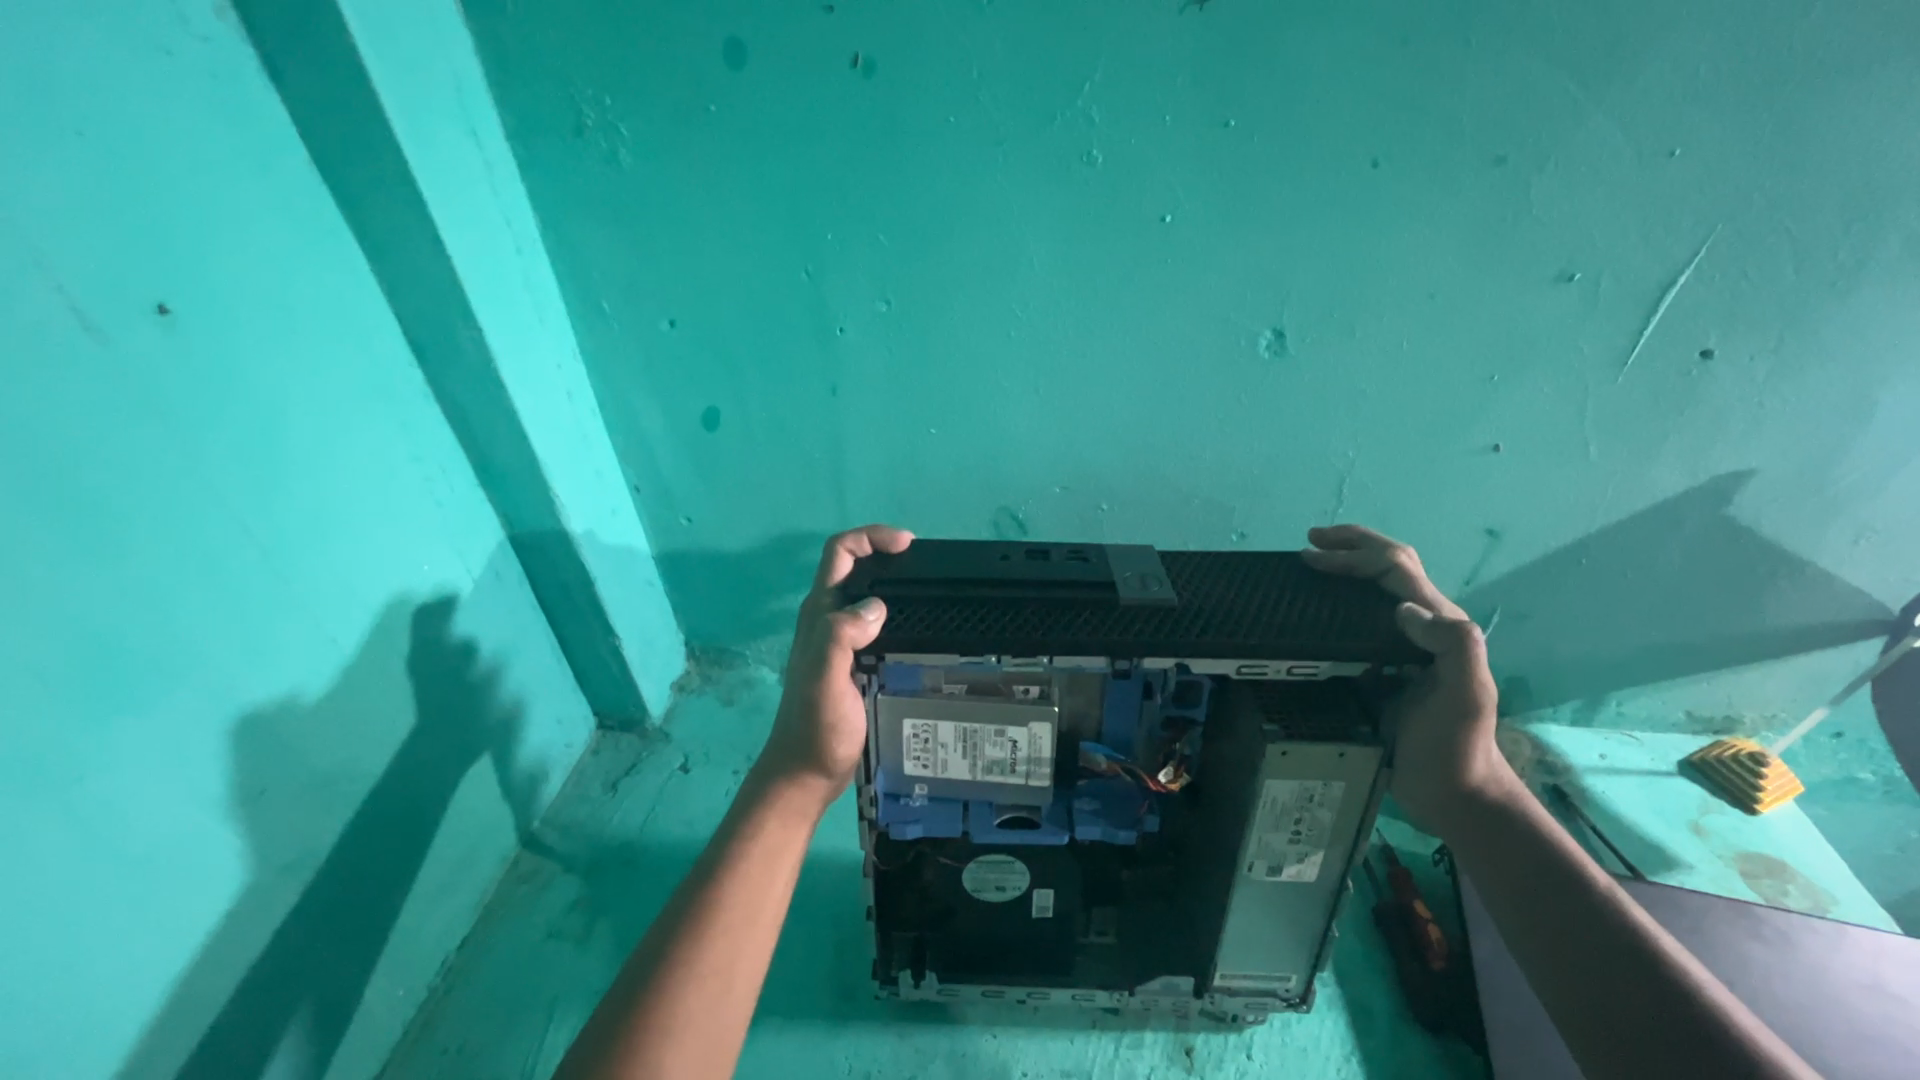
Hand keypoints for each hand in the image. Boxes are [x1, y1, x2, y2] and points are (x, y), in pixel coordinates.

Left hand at [755, 525, 914, 803]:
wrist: (806, 775)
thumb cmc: (815, 728)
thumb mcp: (825, 678)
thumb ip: (840, 636)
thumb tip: (877, 605)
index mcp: (818, 615)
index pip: (840, 554)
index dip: (870, 538)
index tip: (908, 545)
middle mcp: (826, 621)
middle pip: (855, 570)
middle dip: (887, 557)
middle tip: (928, 570)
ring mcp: (839, 644)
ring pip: (866, 599)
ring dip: (895, 589)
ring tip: (934, 599)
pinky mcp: (854, 664)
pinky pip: (877, 628)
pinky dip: (899, 619)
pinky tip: (924, 635)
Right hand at [1301, 525, 1513, 836]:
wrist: (1451, 792)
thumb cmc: (1456, 746)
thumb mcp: (1468, 695)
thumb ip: (1452, 644)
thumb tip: (1401, 607)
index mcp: (1439, 625)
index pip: (1396, 570)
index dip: (1355, 555)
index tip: (1311, 557)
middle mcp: (1420, 628)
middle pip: (1390, 567)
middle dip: (1352, 545)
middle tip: (1309, 542)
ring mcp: (1400, 648)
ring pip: (1374, 591)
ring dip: (1345, 567)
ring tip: (1309, 564)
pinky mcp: (1380, 670)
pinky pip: (1356, 624)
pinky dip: (1335, 604)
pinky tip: (1312, 612)